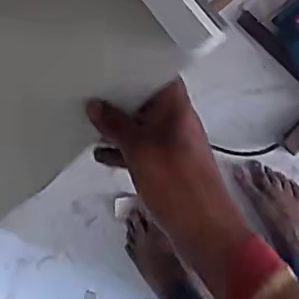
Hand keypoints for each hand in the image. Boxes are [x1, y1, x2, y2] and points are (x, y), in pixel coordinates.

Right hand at [87, 80, 240, 245]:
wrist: (208, 236)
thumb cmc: (176, 185)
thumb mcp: (138, 151)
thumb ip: (115, 125)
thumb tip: (95, 104)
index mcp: (176, 107)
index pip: (158, 72)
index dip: (135, 65)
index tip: (110, 61)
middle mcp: (177, 120)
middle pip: (147, 99)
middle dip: (121, 96)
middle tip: (92, 89)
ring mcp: (174, 144)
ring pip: (142, 125)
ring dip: (119, 125)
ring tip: (90, 121)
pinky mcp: (170, 167)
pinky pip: (143, 148)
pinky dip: (125, 149)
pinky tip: (102, 154)